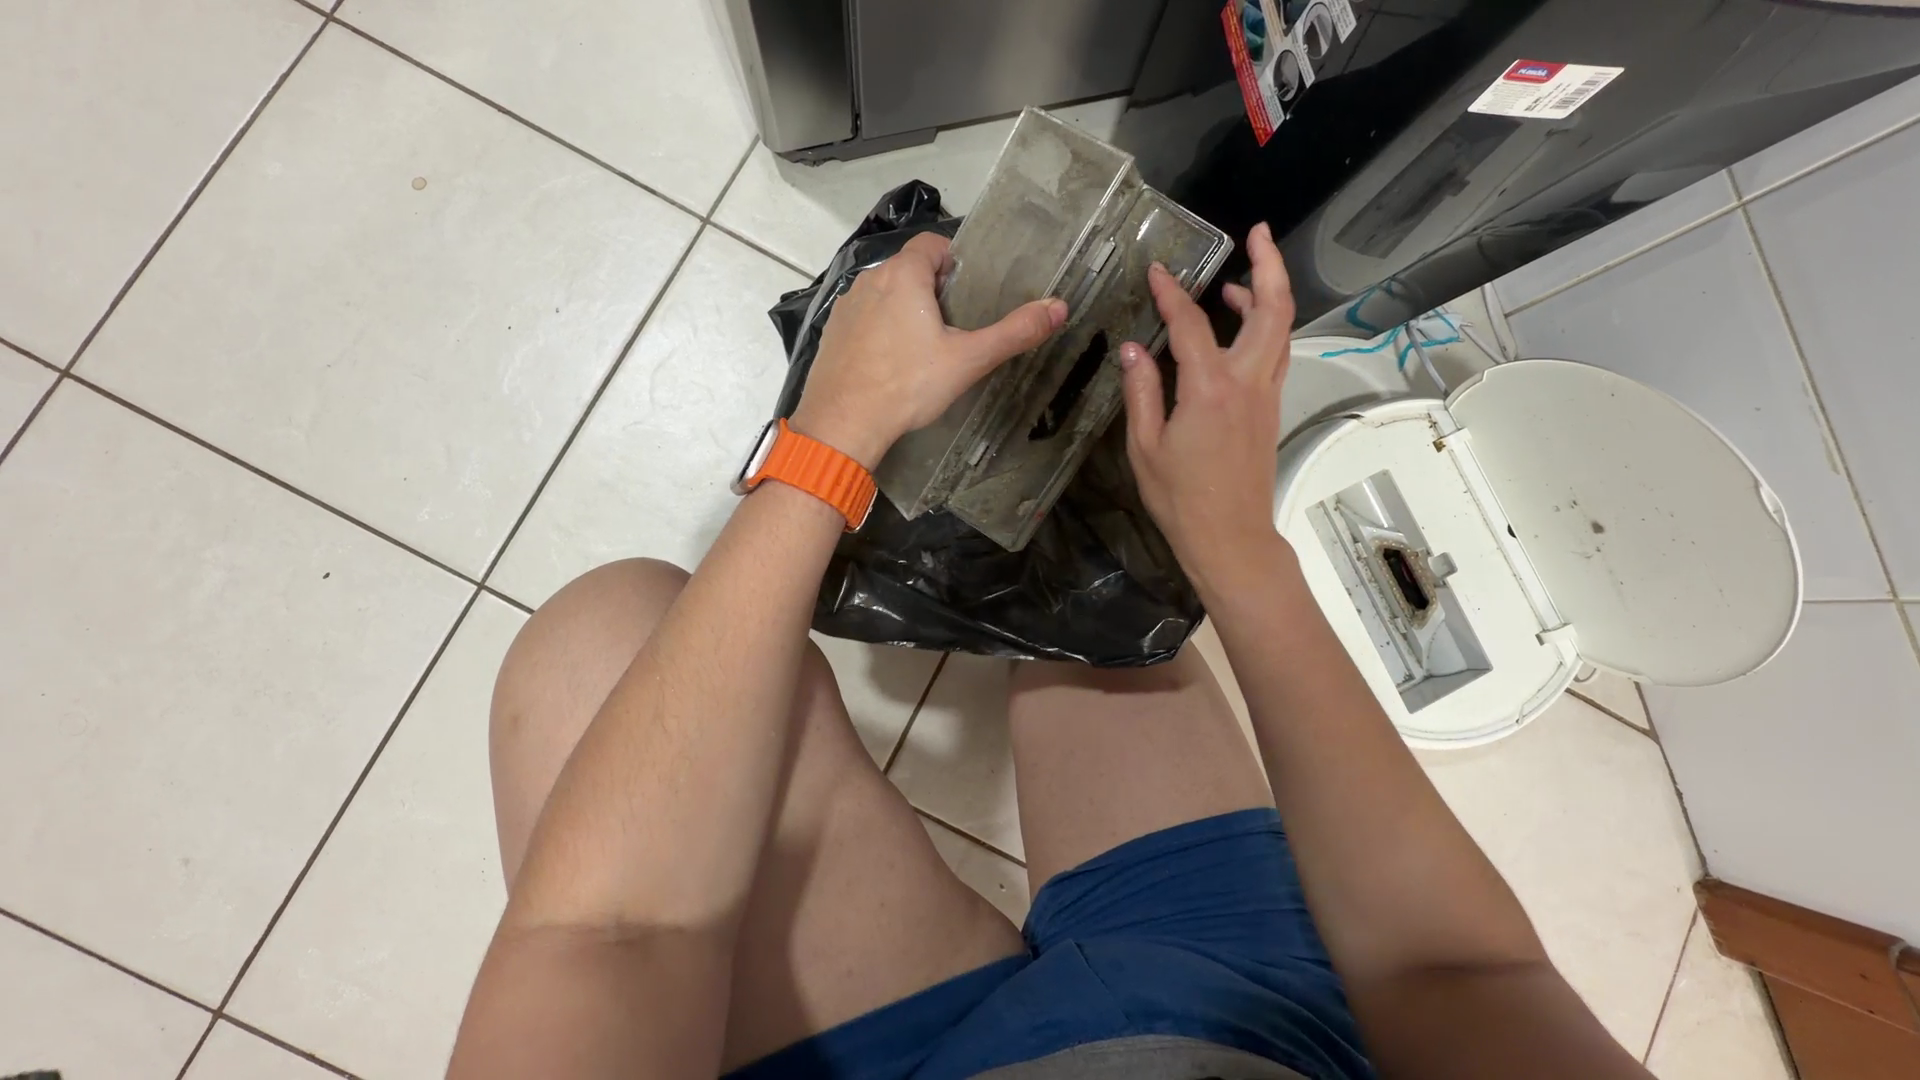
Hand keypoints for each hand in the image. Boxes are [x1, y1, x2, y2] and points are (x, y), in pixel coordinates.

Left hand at [791, 232, 1067, 468]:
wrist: (842, 424)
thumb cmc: (908, 386)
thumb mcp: (968, 360)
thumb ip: (1014, 332)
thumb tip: (1059, 307)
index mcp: (903, 275)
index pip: (931, 243)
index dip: (954, 258)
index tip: (970, 287)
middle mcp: (869, 280)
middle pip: (908, 269)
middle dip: (932, 288)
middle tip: (956, 323)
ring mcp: (845, 308)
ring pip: (883, 295)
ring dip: (904, 309)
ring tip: (926, 345)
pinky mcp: (831, 335)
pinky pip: (863, 320)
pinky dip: (880, 331)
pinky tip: (892, 363)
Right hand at [1118, 222, 1295, 584]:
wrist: (1231, 537)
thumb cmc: (1181, 498)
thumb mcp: (1146, 446)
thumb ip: (1142, 392)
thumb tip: (1134, 349)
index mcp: (1210, 388)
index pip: (1191, 323)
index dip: (1172, 293)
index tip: (1157, 272)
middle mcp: (1248, 381)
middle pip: (1272, 309)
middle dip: (1268, 264)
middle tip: (1257, 234)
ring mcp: (1266, 394)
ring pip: (1281, 329)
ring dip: (1267, 295)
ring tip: (1238, 280)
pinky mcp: (1270, 409)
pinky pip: (1275, 353)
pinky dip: (1264, 327)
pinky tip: (1239, 329)